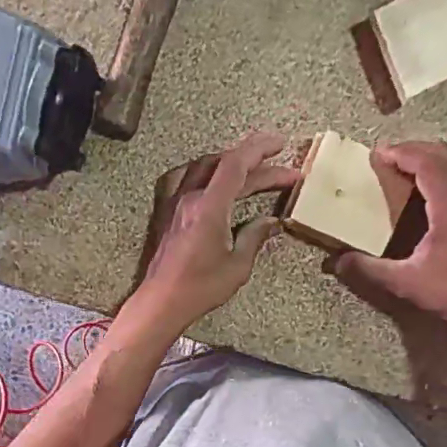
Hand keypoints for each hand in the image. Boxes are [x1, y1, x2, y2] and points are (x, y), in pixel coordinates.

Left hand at [126, 132, 299, 333]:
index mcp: (210, 207)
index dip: (260, 149)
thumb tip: (271, 221)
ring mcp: (175, 202)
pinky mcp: (167, 212)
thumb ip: (255, 236)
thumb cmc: (200, 288)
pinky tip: (209, 176)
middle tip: (284, 171)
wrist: (161, 302)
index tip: (280, 144)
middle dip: (258, 164)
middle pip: (225, 166)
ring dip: (230, 163)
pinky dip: (202, 171)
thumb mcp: (238, 265)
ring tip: (253, 169)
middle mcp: (190, 197)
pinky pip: (183, 177)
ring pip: (203, 166)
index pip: (236, 165)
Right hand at [334, 141, 446, 343]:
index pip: (428, 164)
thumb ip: (370, 269)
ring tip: (405, 163)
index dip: (403, 153)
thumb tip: (339, 261)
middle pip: (444, 155)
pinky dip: (443, 168)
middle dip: (414, 149)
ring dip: (430, 156)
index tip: (379, 154)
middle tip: (388, 155)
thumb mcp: (405, 282)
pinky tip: (427, 184)